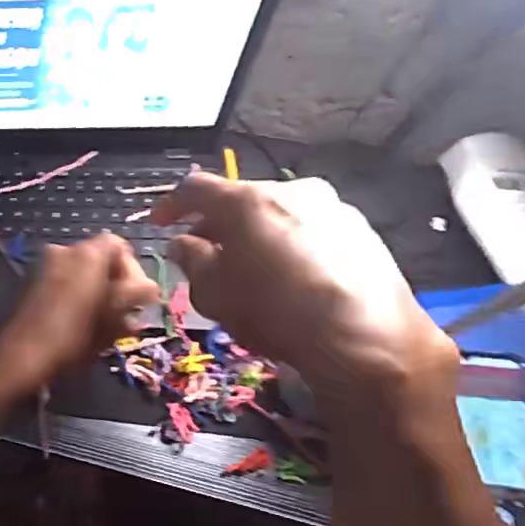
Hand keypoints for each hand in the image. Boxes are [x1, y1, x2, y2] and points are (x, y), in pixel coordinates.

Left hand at [0, 233, 159, 395]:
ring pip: (83, 272)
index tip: (139, 298)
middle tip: (127, 311)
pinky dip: (80, 295)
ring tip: (108, 321)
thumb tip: (149, 287)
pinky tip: (86, 322)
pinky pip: (66, 282)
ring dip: (99, 290)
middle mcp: (65, 251)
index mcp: (87, 254)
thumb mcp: (112, 318)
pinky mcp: (34, 284)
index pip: (120, 247)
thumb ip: (133, 296)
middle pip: (100, 258)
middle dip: (116, 282)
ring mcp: (46, 266)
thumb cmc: (72, 337)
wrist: (21, 357)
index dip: (134, 271)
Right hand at [150, 174, 455, 405]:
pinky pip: (306, 229)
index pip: (195, 188)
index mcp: (247, 200)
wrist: (365, 337)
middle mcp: (291, 189)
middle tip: (202, 251)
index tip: (159, 223)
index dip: (170, 204)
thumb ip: (191, 260)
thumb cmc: (273, 311)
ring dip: (252, 234)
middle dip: (215, 223)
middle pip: (240, 199)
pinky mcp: (360, 229)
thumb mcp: (213, 293)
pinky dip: (285, 244)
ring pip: (276, 213)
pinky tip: (285, 276)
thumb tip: (183, 243)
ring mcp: (331, 207)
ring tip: (245, 267)